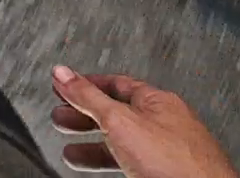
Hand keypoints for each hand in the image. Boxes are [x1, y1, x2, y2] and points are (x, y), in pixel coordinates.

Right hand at [49, 66, 239, 177]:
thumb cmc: (177, 167)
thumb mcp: (118, 121)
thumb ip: (87, 96)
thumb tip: (62, 72)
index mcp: (159, 102)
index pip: (114, 83)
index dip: (85, 85)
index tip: (64, 86)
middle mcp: (168, 125)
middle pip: (116, 114)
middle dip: (84, 118)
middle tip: (61, 118)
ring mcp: (173, 154)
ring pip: (124, 143)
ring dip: (93, 146)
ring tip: (71, 152)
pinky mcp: (172, 177)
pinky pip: (135, 164)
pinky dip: (112, 164)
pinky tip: (101, 168)